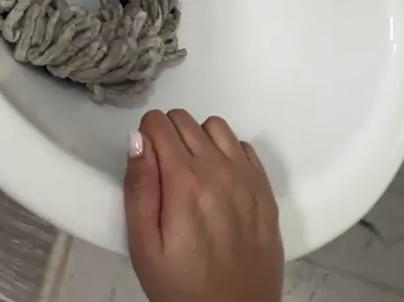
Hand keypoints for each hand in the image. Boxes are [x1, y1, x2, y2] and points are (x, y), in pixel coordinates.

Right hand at [125, 110, 283, 301]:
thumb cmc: (181, 288)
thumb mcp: (143, 245)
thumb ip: (138, 187)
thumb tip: (137, 139)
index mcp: (184, 181)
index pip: (158, 123)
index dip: (146, 137)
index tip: (147, 162)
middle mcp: (219, 171)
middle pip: (185, 119)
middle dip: (168, 135)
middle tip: (164, 172)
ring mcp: (247, 180)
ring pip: (216, 126)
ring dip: (199, 139)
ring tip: (192, 172)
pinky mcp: (266, 193)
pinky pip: (244, 147)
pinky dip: (228, 153)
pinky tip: (219, 180)